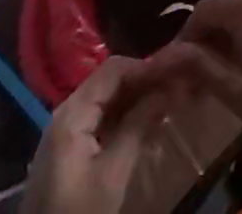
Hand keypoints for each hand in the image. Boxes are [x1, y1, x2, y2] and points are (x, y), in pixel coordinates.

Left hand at [22, 56, 166, 213]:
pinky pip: (99, 118)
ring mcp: (65, 130)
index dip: (145, 67)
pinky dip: (122, 115)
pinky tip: (144, 122)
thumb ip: (137, 127)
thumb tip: (167, 90)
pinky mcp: (68, 149)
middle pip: (107, 81)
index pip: (113, 70)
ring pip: (104, 100)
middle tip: (175, 86)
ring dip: (134, 98)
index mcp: (72, 112)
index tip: (175, 72)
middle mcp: (66, 111)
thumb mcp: (112, 175)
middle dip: (141, 81)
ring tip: (166, 101)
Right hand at [143, 0, 241, 148]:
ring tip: (212, 78)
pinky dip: (241, 41)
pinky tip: (239, 70)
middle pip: (220, 13)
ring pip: (237, 20)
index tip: (176, 67)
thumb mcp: (234, 89)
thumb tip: (164, 54)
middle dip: (202, 43)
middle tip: (191, 78)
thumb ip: (199, 66)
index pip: (202, 11)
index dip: (184, 38)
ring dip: (221, 44)